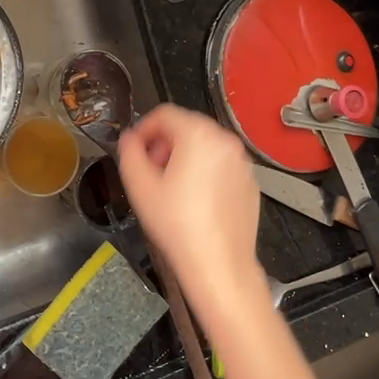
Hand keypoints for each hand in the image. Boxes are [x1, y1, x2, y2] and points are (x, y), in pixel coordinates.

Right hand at [116, 105, 266, 307]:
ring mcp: (241, 163)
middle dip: (164, 144)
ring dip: (184, 158)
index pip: (164, 113)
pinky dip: (205, 173)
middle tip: (150, 169)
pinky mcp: (249, 183)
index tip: (136, 147)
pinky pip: (221, 167)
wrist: (219, 264)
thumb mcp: (139, 185)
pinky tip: (192, 201)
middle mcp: (225, 142)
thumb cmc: (181, 227)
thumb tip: (130, 140)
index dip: (144, 128)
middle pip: (187, 128)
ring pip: (205, 147)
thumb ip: (129, 151)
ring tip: (169, 188)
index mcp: (198, 135)